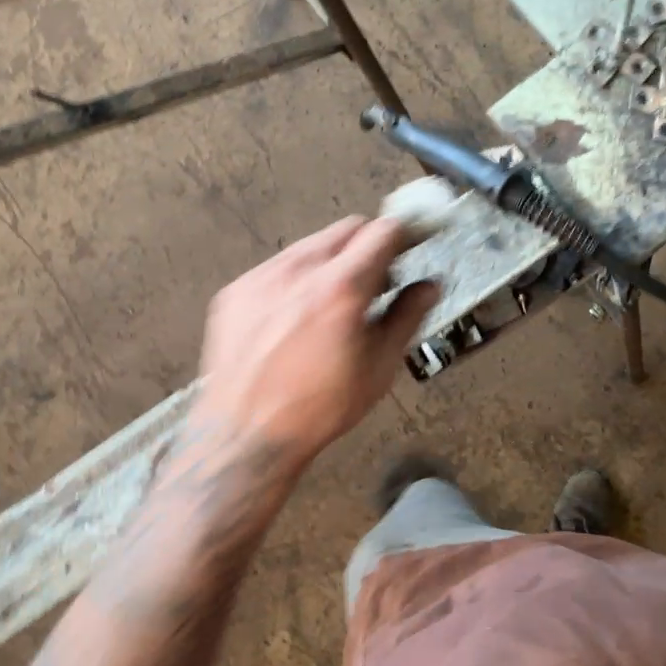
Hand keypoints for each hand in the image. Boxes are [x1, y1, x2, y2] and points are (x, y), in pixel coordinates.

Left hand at [192, 216, 438, 466]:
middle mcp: (298, 272)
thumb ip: (407, 316)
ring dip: (333, 261)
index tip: (412, 244)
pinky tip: (299, 317)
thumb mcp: (378, 367)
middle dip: (369, 245)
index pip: (382, 231)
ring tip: (337, 302)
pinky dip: (297, 279)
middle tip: (379, 279)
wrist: (245, 436)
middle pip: (347, 229)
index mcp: (341, 288)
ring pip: (311, 245)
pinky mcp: (236, 292)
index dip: (404, 235)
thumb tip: (428, 287)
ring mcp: (262, 279)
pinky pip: (277, 267)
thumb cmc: (317, 409)